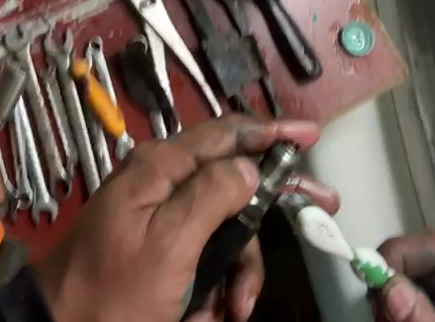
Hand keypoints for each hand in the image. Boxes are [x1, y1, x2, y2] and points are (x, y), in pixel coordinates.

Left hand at [30, 116, 326, 321]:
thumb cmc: (112, 291)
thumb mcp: (169, 244)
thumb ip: (211, 196)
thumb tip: (249, 165)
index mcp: (162, 165)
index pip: (228, 132)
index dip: (272, 131)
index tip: (310, 134)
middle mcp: (162, 178)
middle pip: (232, 180)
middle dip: (267, 209)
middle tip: (322, 208)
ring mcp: (158, 211)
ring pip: (222, 226)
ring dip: (235, 270)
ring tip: (229, 310)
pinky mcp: (156, 242)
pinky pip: (201, 255)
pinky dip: (211, 286)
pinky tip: (203, 315)